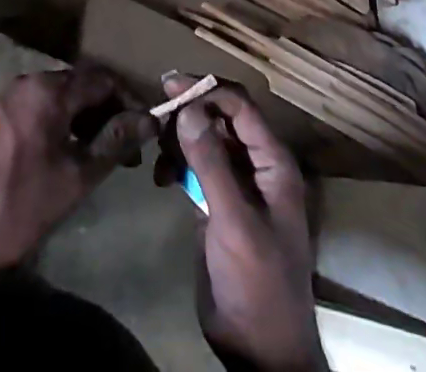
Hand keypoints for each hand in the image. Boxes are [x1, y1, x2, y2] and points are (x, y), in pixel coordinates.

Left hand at [0, 67, 156, 272]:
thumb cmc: (16, 203)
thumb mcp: (75, 176)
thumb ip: (114, 142)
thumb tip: (149, 119)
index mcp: (48, 89)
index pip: (103, 79)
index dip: (130, 102)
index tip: (146, 134)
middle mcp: (26, 83)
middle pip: (80, 85)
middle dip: (108, 113)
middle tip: (128, 152)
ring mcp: (6, 99)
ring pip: (59, 99)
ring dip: (84, 121)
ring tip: (102, 159)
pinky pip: (38, 111)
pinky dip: (60, 126)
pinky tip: (68, 158)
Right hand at [161, 74, 324, 371]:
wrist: (257, 342)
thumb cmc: (256, 278)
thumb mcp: (233, 218)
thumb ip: (210, 162)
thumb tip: (187, 108)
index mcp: (273, 163)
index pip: (241, 107)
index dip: (207, 90)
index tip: (169, 84)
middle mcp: (256, 166)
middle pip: (220, 119)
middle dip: (187, 112)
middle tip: (152, 114)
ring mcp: (236, 185)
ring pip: (203, 140)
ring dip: (178, 139)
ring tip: (155, 152)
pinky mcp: (216, 203)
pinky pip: (194, 167)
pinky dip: (176, 165)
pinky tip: (161, 179)